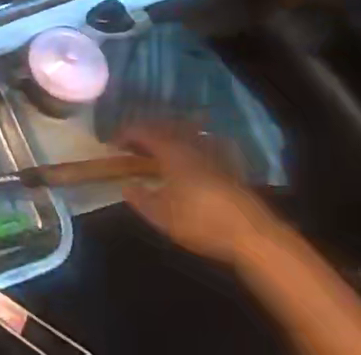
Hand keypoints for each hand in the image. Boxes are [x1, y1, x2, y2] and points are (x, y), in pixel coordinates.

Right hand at [119, 124, 275, 265]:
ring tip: (155, 148)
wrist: (249, 231)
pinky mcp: (225, 161)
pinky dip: (186, 143)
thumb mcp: (163, 216)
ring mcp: (210, 149)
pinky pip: (199, 142)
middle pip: (163, 127)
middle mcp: (189, 142)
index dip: (125, 135)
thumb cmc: (200, 221)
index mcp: (170, 150)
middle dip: (144, 133)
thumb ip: (141, 199)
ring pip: (182, 132)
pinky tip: (187, 155)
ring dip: (165, 135)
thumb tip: (126, 185)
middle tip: (130, 144)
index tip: (112, 144)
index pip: (142, 132)